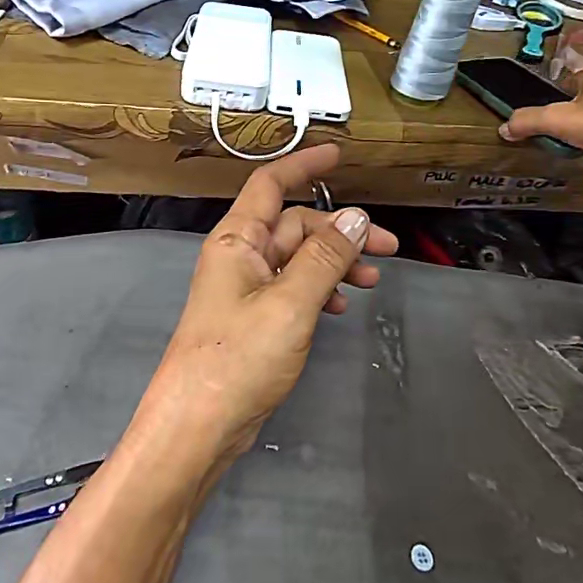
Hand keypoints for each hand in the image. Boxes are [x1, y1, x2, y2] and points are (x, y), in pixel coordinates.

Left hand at [143, 144, 398, 460]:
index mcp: (239, 241)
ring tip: (371, 280)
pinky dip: (323, 289)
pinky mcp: (256, 318)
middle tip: (385, 247)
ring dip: (337, 262)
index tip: (337, 154)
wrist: (197, 428)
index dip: (304, 165)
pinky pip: (296, 287)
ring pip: (301, 258)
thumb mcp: (290, 304)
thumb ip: (325, 258)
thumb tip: (357, 218)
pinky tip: (341, 305)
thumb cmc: (236, 361)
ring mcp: (248, 289)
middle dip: (342, 231)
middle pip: (298, 225)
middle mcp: (241, 257)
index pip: (271, 184)